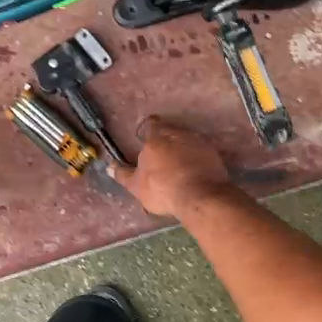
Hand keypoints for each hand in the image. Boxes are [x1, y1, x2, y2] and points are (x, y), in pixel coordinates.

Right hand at [109, 116, 237, 218]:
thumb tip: (108, 166)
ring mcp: (197, 143)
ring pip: (185, 142)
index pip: (150, 124)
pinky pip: (199, 153)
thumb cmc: (162, 188)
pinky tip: (192, 174)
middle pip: (169, 132)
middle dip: (164, 142)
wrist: (201, 196)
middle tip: (160, 159)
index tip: (144, 140)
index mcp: (156, 138)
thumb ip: (123, 174)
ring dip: (181, 151)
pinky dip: (194, 160)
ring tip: (177, 169)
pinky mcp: (213, 154)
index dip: (146, 131)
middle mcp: (177, 134)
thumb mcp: (136, 186)